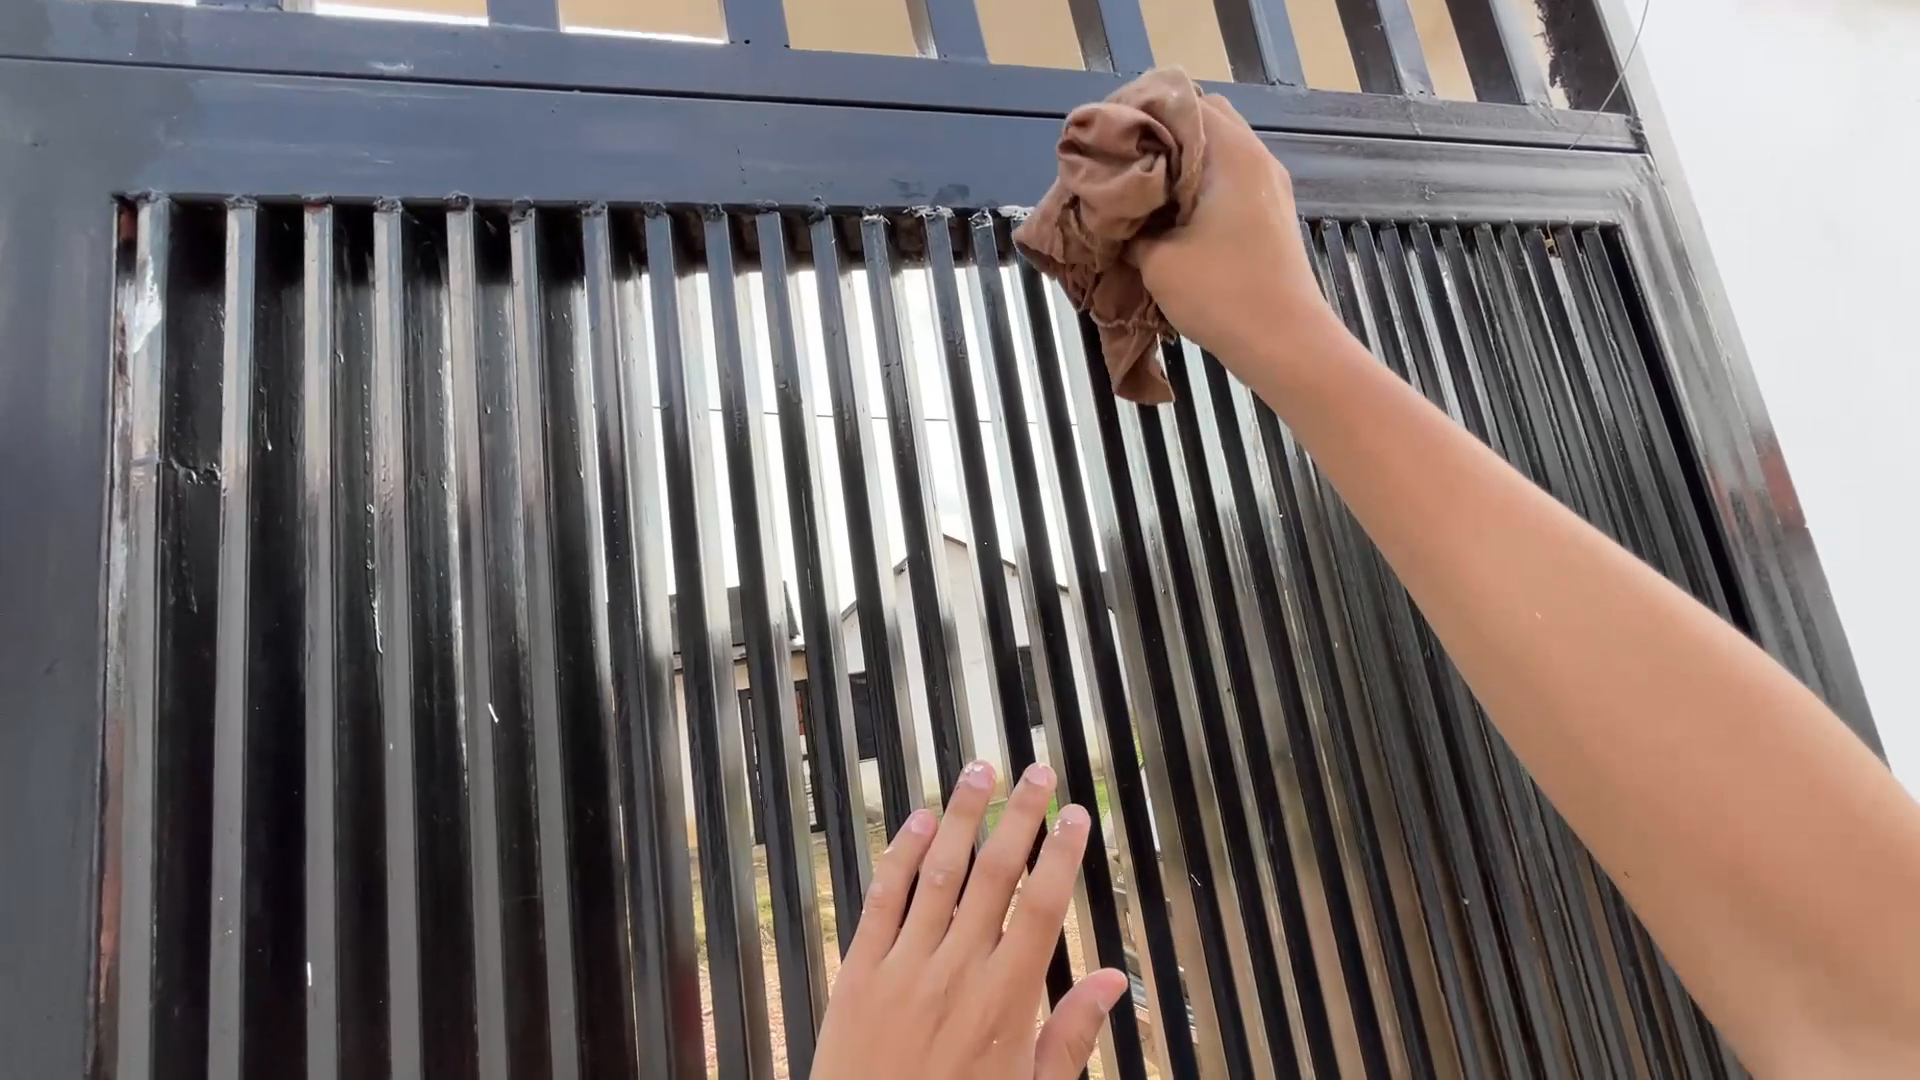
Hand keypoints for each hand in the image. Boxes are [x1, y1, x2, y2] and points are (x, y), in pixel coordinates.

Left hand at [809, 760, 1128, 1079]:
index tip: (1075, 816)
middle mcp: (956, 970)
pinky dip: (901, 853)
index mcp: (1004, 1000)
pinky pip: (883, 897)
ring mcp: (904, 964)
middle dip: (1020, 815)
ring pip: (939, 870)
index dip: (1062, 854)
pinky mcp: (860, 969)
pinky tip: (917, 820)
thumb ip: (1071, 1035)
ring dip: (962, 815)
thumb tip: (1111, 980)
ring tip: (980, 771)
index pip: (1042, 906)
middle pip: (995, 872)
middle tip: (1037, 773)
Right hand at [1131, 94, 1339, 374]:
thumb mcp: (1157, 263)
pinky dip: (1199, 189)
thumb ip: (1132, 230)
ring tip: (1143, 196)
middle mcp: (1256, 157)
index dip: (1140, 117)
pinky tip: (1173, 218)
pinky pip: (1229, 182)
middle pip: (1202, 122)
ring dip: (1180, 169)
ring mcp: (1269, 186)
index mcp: (1230, 154)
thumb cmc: (1221, 294)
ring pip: (1216, 155)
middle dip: (1160, 141)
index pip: (1181, 102)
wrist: (1283, 340)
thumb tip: (1119, 218)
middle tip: (1123, 169)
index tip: (1109, 144)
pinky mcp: (1270, 214)